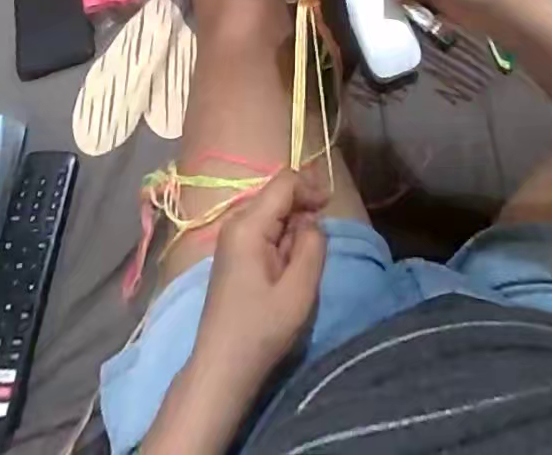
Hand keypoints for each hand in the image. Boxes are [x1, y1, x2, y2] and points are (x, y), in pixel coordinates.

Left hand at [193, 170, 327, 378]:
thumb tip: (312, 220)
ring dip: (293, 227)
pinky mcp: (234, 253)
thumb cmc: (261, 330)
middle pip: (277, 194)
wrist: (221, 369)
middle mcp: (235, 222)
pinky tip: (287, 267)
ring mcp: (231, 238)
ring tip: (302, 261)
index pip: (284, 182)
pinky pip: (264, 229)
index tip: (330, 207)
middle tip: (319, 241)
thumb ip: (312, 245)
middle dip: (302, 209)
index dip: (311, 187)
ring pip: (272, 212)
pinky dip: (281, 238)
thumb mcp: (299, 289)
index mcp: (248, 225)